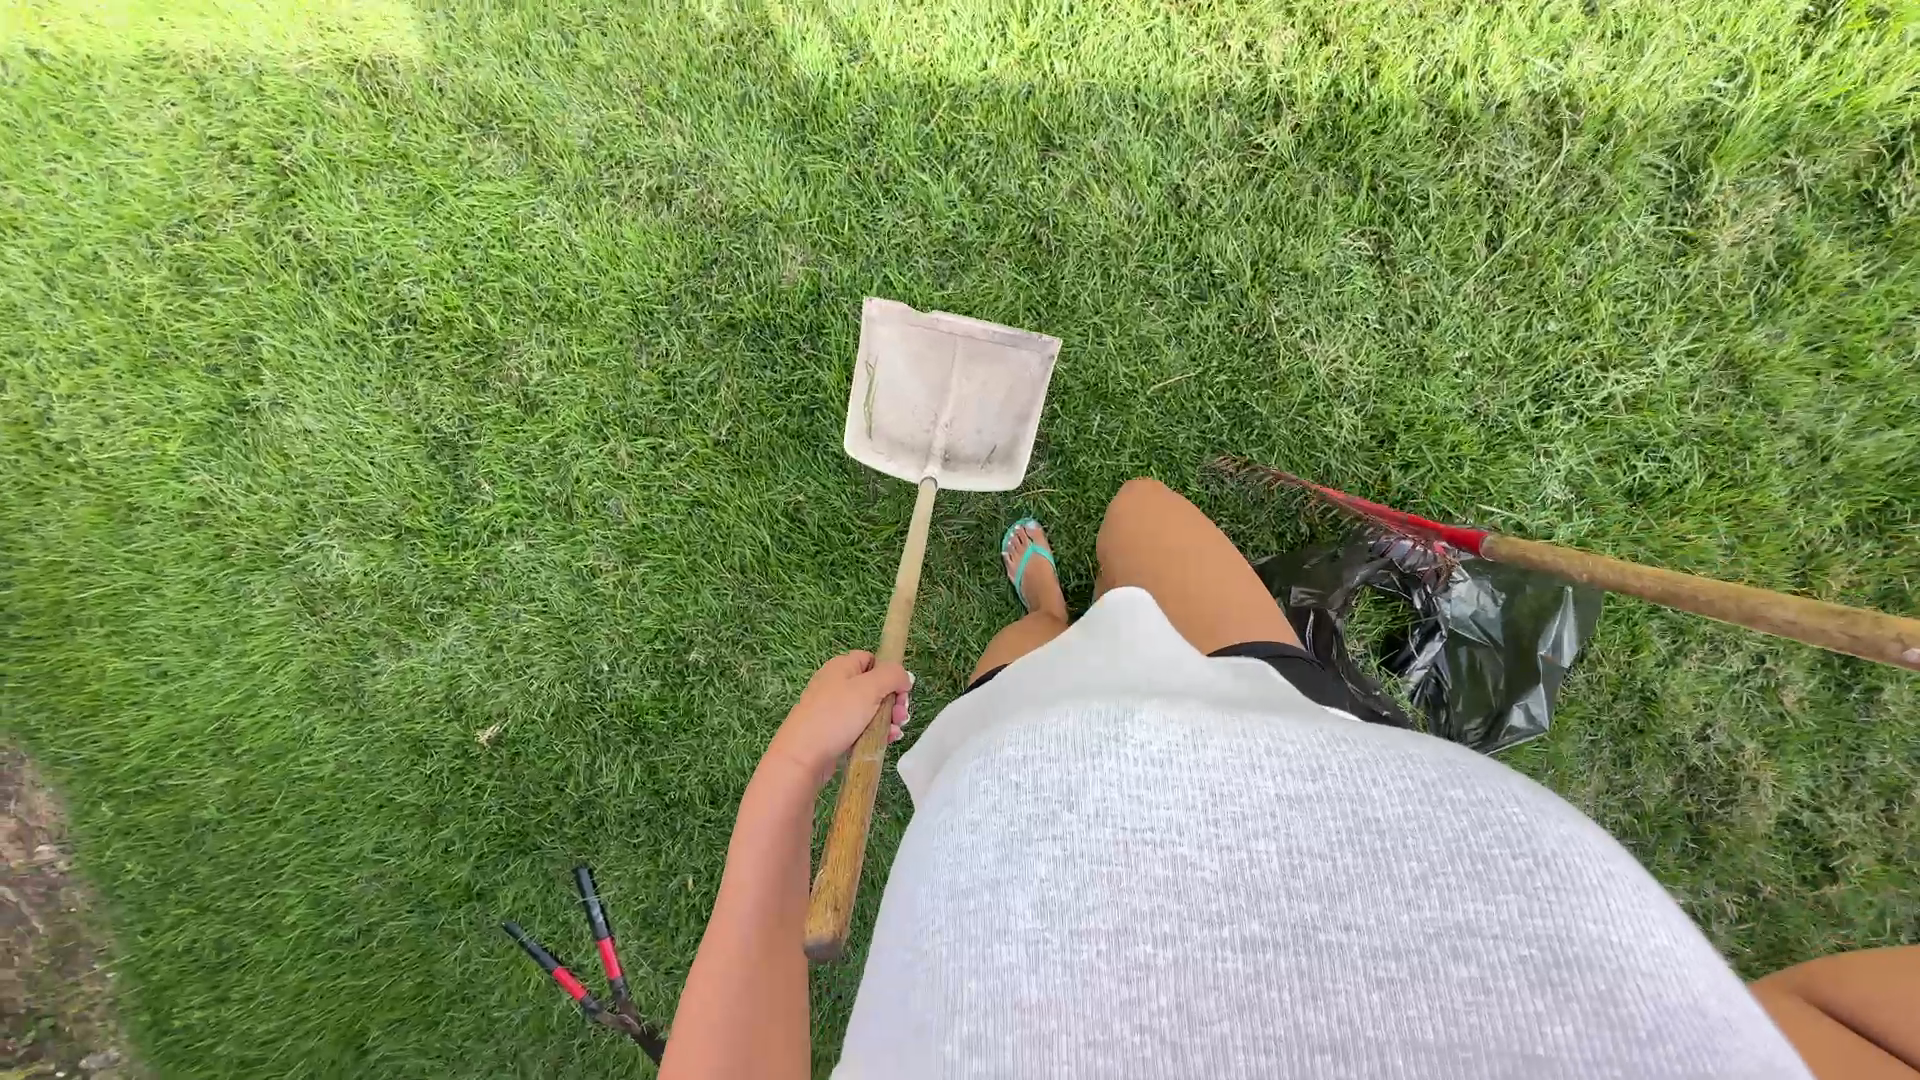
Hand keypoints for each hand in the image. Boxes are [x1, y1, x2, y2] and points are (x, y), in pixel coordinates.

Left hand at [764, 651, 912, 788]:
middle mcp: (836, 684)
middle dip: (893, 700)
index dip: (889, 673)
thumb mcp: (869, 688)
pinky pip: (860, 727)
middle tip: (900, 715)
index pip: (872, 660)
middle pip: (874, 686)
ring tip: (895, 732)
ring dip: (888, 718)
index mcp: (842, 666)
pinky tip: (886, 741)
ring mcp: (834, 709)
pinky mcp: (834, 731)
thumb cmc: (836, 716)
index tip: (901, 691)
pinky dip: (875, 732)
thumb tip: (905, 677)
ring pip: (870, 709)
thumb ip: (892, 675)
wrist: (802, 756)